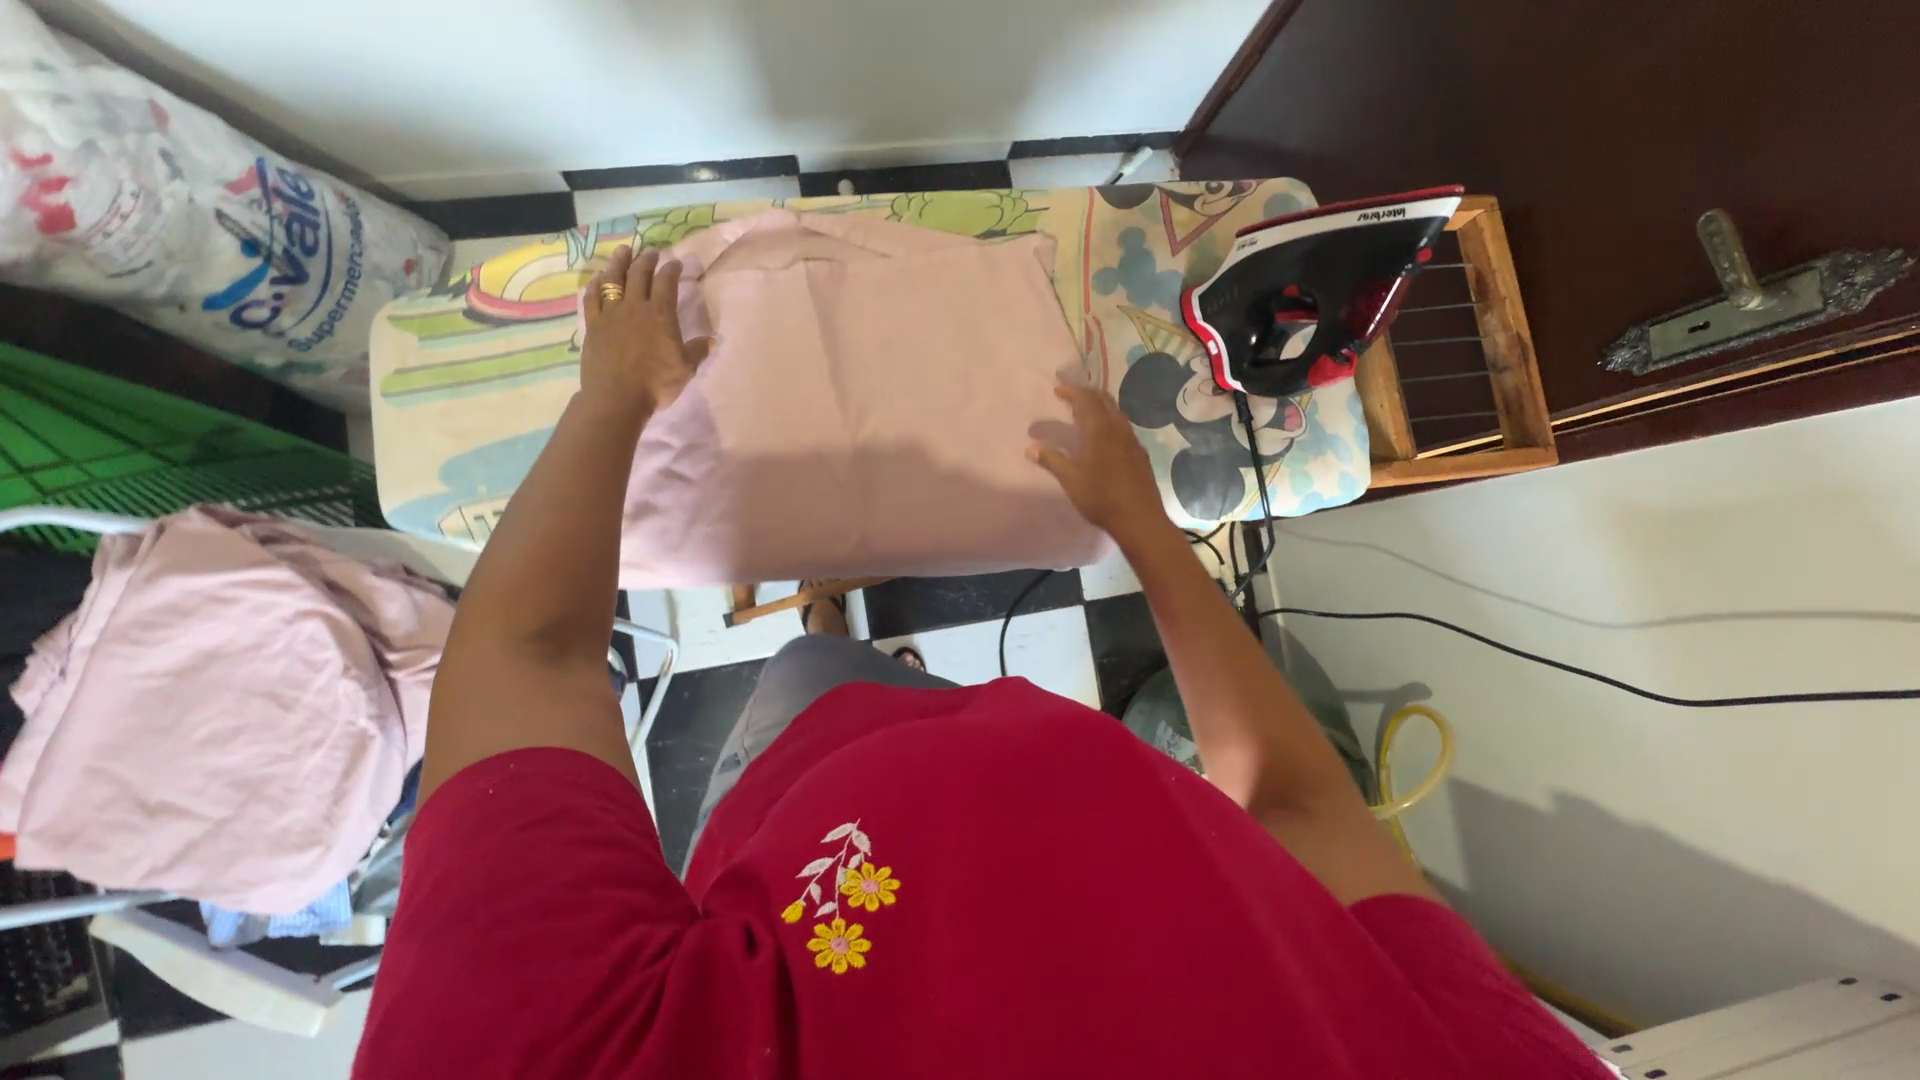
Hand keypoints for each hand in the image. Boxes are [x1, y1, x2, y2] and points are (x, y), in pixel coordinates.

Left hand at [580, 245, 711, 413]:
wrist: (617, 396)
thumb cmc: (656, 383)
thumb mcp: (686, 369)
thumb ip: (698, 351)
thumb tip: (711, 340)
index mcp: (660, 314)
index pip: (666, 282)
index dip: (672, 270)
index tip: (676, 263)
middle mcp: (635, 306)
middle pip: (639, 274)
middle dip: (646, 260)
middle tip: (651, 252)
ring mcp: (611, 314)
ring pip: (613, 279)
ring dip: (619, 262)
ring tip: (624, 250)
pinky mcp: (594, 324)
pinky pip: (593, 298)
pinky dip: (596, 284)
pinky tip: (598, 278)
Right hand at [1028, 381, 1171, 548]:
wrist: (1140, 519)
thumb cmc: (1101, 499)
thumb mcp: (1071, 481)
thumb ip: (1052, 461)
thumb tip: (1031, 448)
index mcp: (1100, 431)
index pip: (1086, 400)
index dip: (1072, 391)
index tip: (1057, 388)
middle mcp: (1119, 429)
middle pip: (1104, 400)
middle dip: (1087, 393)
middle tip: (1071, 395)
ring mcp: (1132, 440)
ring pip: (1116, 412)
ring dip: (1099, 406)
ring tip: (1084, 413)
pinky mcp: (1139, 453)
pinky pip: (1123, 426)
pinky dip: (1109, 420)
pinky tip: (1103, 436)